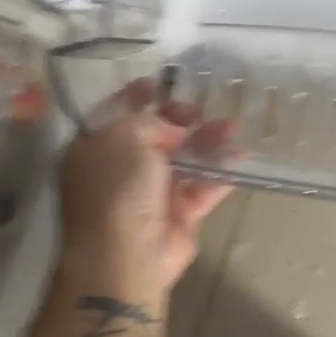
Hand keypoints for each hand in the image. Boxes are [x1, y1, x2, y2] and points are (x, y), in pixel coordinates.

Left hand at [58, 79, 236, 293]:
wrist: (127, 254)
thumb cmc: (115, 189)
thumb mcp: (124, 139)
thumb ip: (150, 123)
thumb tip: (173, 130)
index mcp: (94, 149)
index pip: (115, 115)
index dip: (136, 97)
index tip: (158, 82)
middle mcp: (121, 168)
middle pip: (156, 136)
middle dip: (180, 119)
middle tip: (199, 109)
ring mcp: (152, 192)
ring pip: (185, 159)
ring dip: (208, 141)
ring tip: (233, 127)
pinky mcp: (180, 212)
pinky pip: (204, 186)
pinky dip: (222, 172)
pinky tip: (240, 157)